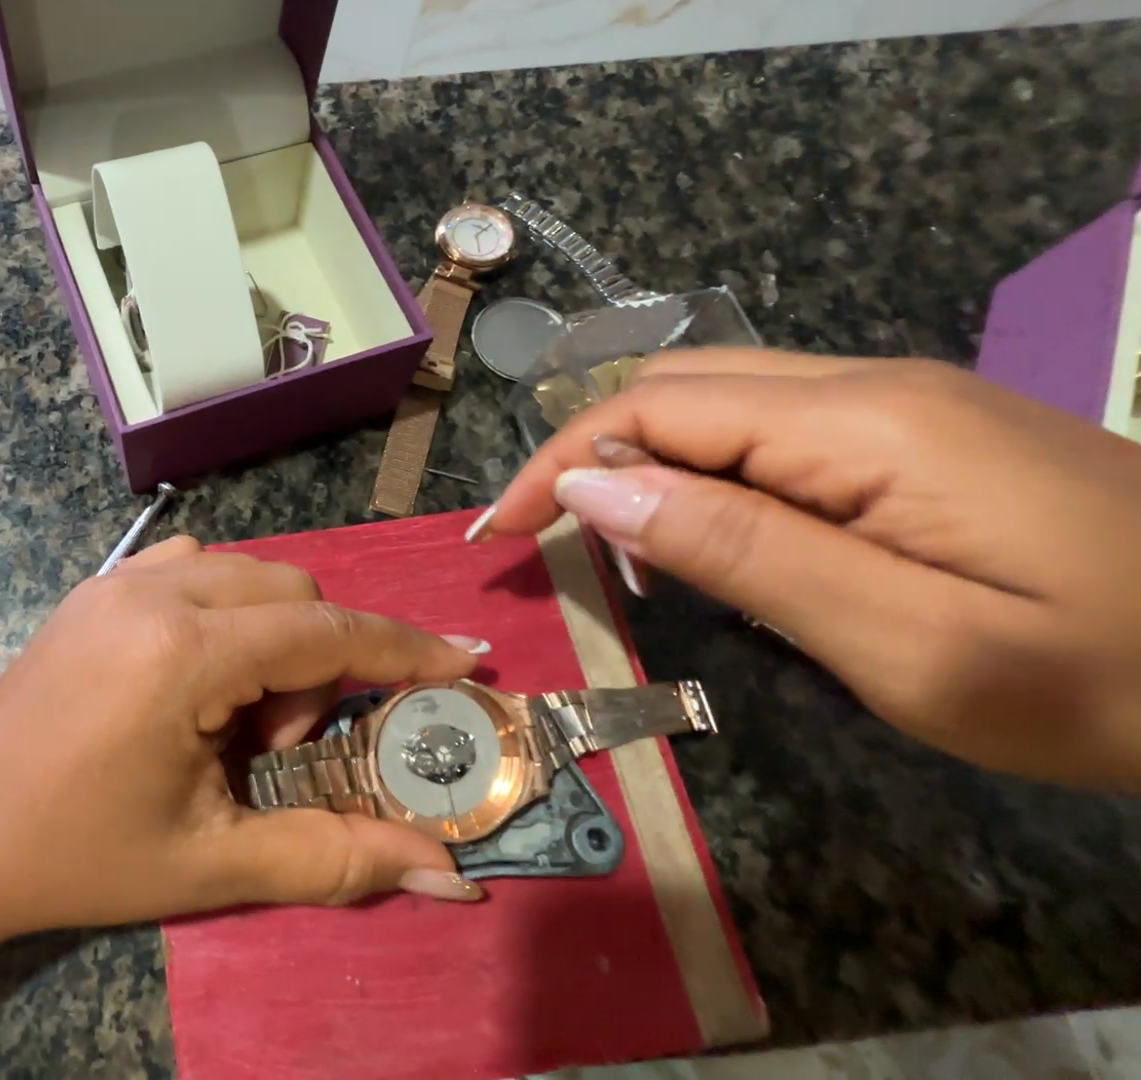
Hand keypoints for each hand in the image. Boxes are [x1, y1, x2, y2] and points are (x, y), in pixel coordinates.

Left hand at [0, 536, 488, 940]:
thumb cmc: (81, 857)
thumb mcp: (212, 864)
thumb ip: (335, 857)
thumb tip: (446, 870)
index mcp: (183, 653)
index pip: (325, 632)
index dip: (402, 648)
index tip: (463, 660)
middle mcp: (152, 593)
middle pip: (291, 593)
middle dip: (315, 665)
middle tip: (274, 749)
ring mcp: (115, 581)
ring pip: (245, 575)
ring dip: (268, 635)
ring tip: (229, 716)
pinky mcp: (92, 588)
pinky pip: (191, 571)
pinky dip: (222, 611)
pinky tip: (194, 676)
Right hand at [477, 349, 1140, 790]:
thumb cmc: (1113, 680)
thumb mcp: (905, 641)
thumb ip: (737, 549)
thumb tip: (594, 485)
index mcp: (859, 424)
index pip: (652, 411)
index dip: (557, 464)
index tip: (497, 534)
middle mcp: (868, 386)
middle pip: (673, 389)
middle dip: (583, 455)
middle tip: (540, 541)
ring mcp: (898, 405)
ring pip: (715, 403)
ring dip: (637, 464)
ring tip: (613, 549)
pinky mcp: (915, 436)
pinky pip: (765, 430)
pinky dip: (697, 473)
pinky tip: (703, 535)